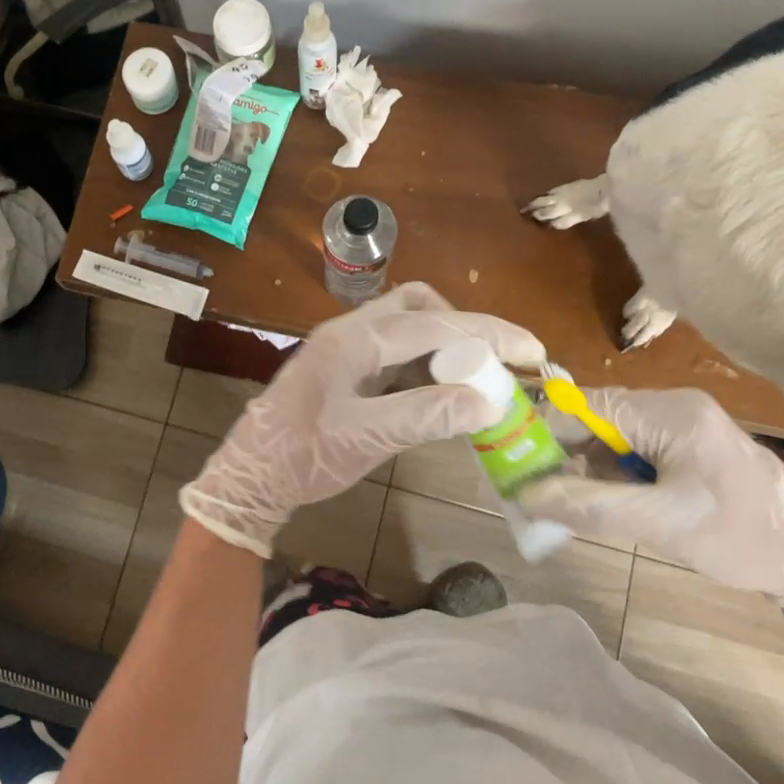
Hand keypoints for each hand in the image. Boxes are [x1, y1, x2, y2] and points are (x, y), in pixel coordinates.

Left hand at [179, 283, 543, 556]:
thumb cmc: (302, 457)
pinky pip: (395, 349)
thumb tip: (490, 400)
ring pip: (408, 324)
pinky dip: (426, 360)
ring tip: (482, 374)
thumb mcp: (367, 439)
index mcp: (354, 339)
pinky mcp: (345, 367)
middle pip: (421, 307)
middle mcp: (350, 331)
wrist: (249, 477)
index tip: (533, 351)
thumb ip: (426, 415)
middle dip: (469, 328)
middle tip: (507, 360)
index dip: (488, 335)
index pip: (435, 323)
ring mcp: (346, 347)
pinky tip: (445, 387)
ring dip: (448, 342)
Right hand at [523, 388, 783, 658]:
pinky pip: (627, 449)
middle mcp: (672, 405)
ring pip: (605, 436)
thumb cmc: (742, 539)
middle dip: (559, 454)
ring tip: (558, 504)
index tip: (509, 466)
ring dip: (581, 468)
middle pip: (592, 419)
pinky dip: (604, 475)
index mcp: (670, 412)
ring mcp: (679, 423)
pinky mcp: (683, 443)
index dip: (541, 433)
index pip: (584, 407)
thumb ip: (589, 505)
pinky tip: (596, 502)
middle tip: (530, 493)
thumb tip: (524, 496)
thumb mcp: (661, 524)